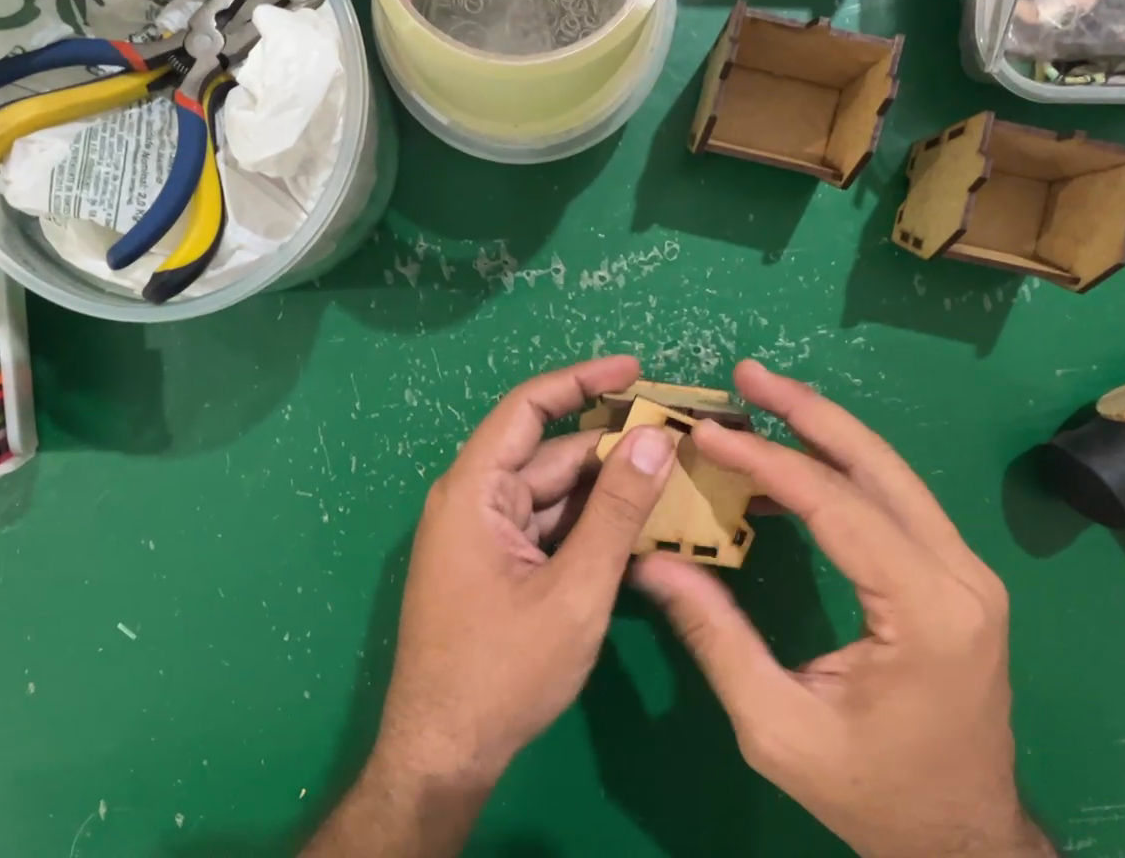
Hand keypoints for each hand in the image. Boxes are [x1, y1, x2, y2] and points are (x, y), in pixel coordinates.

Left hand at [374, 355, 676, 781]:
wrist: (445, 753)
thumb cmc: (504, 671)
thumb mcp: (574, 589)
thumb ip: (616, 511)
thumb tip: (655, 439)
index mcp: (475, 490)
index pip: (528, 408)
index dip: (581, 380)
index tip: (635, 370)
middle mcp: (474, 501)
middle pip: (549, 454)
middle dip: (612, 447)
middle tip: (680, 443)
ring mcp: (483, 535)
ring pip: (553, 494)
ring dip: (606, 490)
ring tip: (673, 483)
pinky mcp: (495, 565)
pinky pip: (548, 527)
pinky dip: (589, 525)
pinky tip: (638, 528)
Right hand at [633, 361, 1050, 857]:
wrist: (960, 838)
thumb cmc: (870, 791)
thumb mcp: (776, 727)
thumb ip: (715, 636)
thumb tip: (652, 563)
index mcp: (925, 609)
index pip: (837, 504)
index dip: (765, 461)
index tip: (707, 431)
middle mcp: (958, 573)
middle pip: (877, 464)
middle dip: (807, 412)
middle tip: (748, 375)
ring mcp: (965, 572)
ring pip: (889, 474)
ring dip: (824, 432)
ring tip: (761, 403)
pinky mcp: (954, 578)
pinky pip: (892, 504)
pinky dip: (839, 473)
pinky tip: (787, 474)